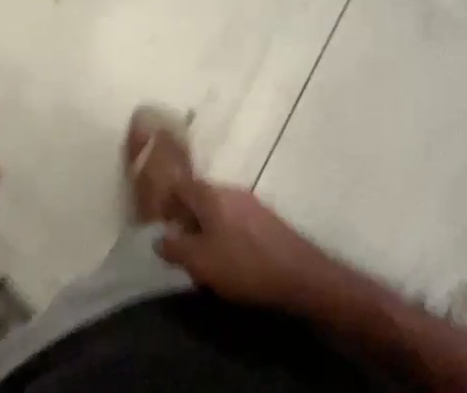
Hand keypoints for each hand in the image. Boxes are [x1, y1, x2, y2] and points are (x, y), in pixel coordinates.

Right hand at [155, 180, 347, 316]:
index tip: (162, 227)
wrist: (307, 280)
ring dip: (209, 231)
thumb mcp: (199, 262)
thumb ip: (173, 248)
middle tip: (184, 248)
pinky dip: (230, 237)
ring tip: (209, 259)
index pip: (176, 186)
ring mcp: (254, 205)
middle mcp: (230, 190)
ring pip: (219, 211)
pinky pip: (238, 223)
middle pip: (198, 198)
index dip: (164, 205)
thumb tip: (159, 240)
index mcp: (209, 193)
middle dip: (187, 221)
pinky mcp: (271, 222)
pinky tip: (235, 261)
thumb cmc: (244, 265)